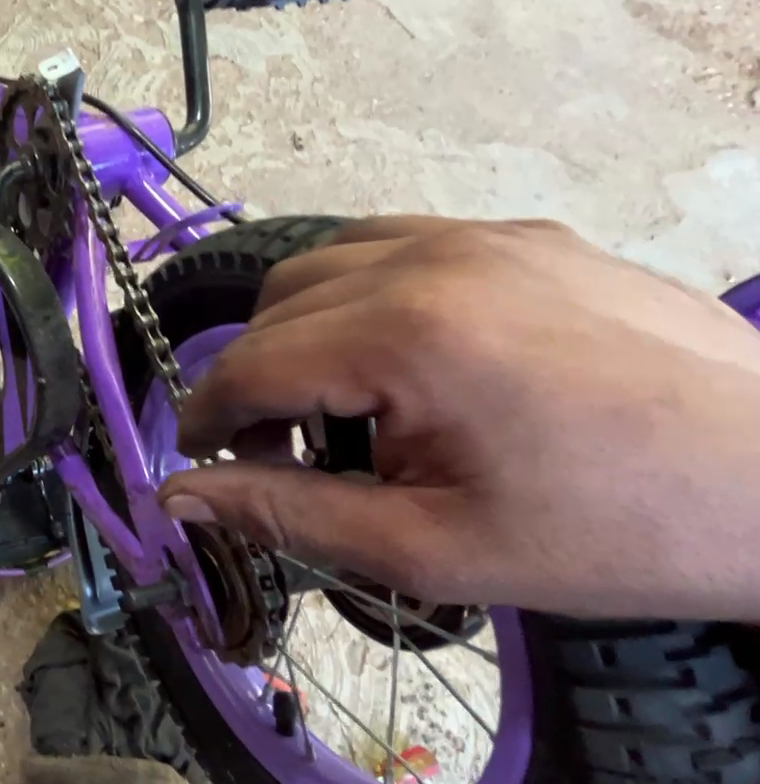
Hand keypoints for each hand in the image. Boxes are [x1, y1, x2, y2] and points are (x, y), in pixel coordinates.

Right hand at [158, 217, 759, 619]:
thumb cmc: (612, 533)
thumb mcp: (427, 549)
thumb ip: (282, 513)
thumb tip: (171, 497)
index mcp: (407, 336)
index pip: (248, 365)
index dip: (206, 418)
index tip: (202, 462)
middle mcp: (431, 260)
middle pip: (273, 310)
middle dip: (250, 383)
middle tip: (279, 452)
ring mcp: (481, 235)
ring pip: (319, 265)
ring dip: (291, 331)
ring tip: (329, 398)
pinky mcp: (521, 234)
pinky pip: (387, 244)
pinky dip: (350, 294)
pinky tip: (384, 351)